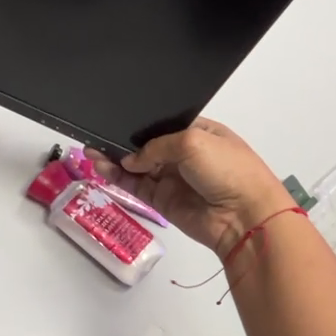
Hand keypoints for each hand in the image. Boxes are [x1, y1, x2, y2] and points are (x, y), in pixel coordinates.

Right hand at [93, 119, 297, 258]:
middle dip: (121, 140)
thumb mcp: (193, 142)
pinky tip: (100, 166)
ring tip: (90, 150)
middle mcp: (183, 155)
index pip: (161, 125)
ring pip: (135, 166)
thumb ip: (155, 147)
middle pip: (144, 146)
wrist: (245, 217)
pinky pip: (134, 186)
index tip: (115, 118)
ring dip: (113, 158)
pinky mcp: (161, 200)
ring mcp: (171, 178)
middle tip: (94, 135)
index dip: (139, 123)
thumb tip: (130, 161)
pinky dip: (116, 177)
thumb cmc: (229, 170)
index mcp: (199, 133)